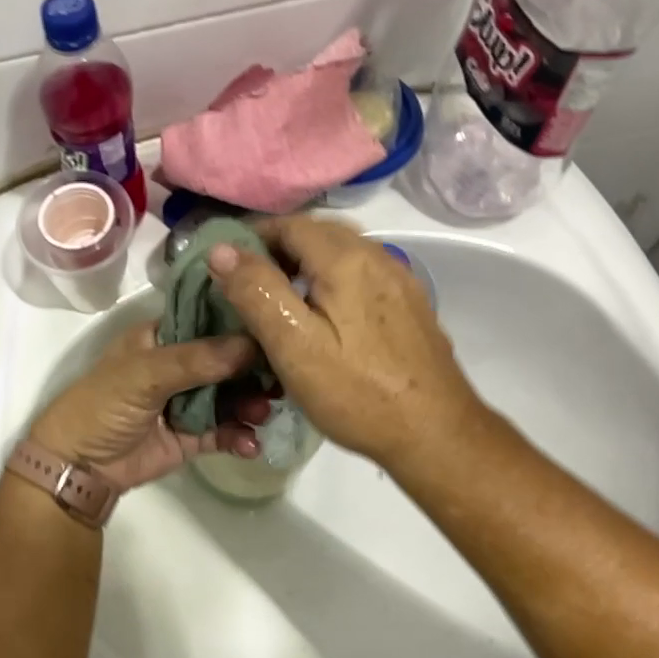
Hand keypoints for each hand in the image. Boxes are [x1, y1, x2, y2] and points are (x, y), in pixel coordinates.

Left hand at [28, 322, 263, 492]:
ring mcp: (185, 401)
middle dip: (254, 368)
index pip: (206, 318)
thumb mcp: (144, 374)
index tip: (276, 323)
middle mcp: (177, 365)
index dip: (240, 321)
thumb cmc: (102, 405)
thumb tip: (251, 344)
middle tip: (282, 376)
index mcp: (160, 337)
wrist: (77, 466)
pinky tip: (251, 444)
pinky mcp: (191, 437)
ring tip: (264, 412)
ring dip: (251, 403)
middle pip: (227, 359)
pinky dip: (240, 436)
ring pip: (230, 396)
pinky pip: (224, 432)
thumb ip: (196, 360)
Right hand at [208, 216, 493, 470]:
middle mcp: (378, 256)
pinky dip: (333, 279)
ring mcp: (400, 280)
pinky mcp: (410, 305)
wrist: (436, 434)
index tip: (226, 265)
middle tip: (248, 281)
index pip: (290, 224)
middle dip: (279, 246)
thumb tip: (221, 250)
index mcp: (346, 260)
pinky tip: (323, 316)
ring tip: (280, 298)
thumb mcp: (293, 346)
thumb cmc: (357, 393)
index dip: (252, 237)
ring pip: (343, 252)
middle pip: (319, 232)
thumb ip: (257, 291)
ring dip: (306, 262)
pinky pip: (363, 274)